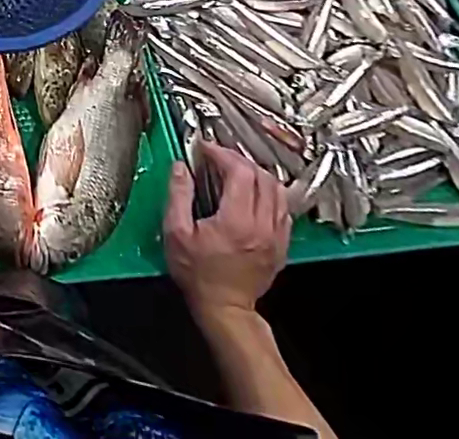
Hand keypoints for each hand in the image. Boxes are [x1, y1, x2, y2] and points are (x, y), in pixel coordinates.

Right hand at [163, 141, 289, 324]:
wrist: (224, 309)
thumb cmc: (197, 273)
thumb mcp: (176, 233)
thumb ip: (178, 195)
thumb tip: (181, 167)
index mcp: (237, 221)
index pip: (240, 172)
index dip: (223, 154)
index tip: (206, 149)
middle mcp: (262, 226)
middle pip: (262, 176)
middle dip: (238, 160)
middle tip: (218, 158)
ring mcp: (276, 236)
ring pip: (277, 190)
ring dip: (256, 174)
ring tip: (234, 172)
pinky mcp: (281, 244)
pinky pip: (282, 208)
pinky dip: (268, 193)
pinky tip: (250, 194)